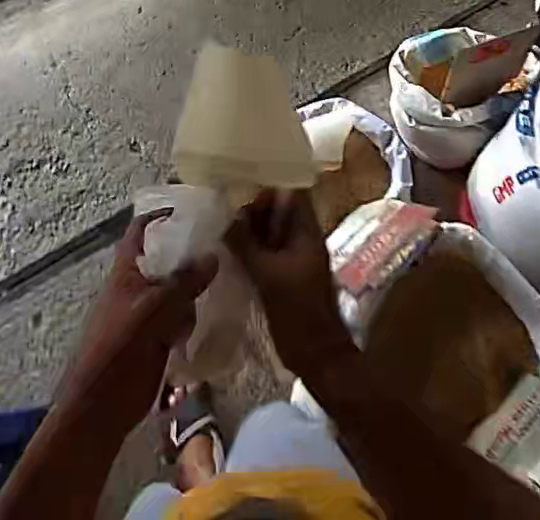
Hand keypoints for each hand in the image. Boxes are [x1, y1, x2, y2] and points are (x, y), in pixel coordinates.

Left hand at [59, 211, 215, 425]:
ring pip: (175, 291)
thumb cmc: (120, 348)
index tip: (185, 211)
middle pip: (163, 262)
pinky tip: (208, 321)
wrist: (101, 407)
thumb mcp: (155, 310)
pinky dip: (190, 318)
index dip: (157, 217)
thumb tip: (213, 257)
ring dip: (191, 294)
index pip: (139, 232)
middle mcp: (135, 288)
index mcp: (126, 272)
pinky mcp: (153, 339)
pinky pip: (178, 318)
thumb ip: (184, 283)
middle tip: (218, 252)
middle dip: (187, 260)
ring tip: (218, 289)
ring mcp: (144, 314)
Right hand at [225, 190, 356, 379]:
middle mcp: (303, 241)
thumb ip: (247, 245)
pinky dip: (251, 250)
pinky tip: (228, 250)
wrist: (316, 356)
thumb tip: (226, 219)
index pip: (294, 195)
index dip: (271, 186)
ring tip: (222, 226)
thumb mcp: (268, 275)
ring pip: (272, 234)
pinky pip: (267, 254)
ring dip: (251, 230)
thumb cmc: (298, 312)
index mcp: (308, 234)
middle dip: (255, 209)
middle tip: (226, 208)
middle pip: (280, 214)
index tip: (244, 183)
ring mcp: (294, 260)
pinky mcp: (285, 278)